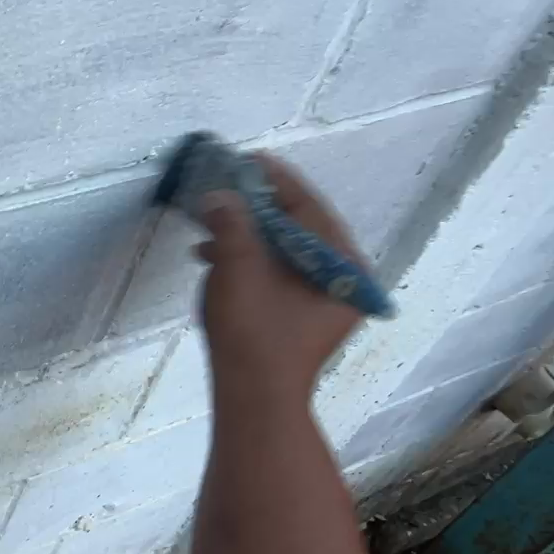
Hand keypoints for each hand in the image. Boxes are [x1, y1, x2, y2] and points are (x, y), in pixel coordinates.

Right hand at [195, 154, 364, 413]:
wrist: (255, 394)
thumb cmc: (254, 330)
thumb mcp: (237, 268)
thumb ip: (230, 224)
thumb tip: (218, 196)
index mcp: (343, 265)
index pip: (309, 207)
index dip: (275, 180)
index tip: (246, 159)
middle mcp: (344, 279)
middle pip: (298, 227)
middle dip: (257, 205)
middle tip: (225, 185)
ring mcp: (324, 299)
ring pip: (285, 249)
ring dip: (247, 231)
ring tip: (210, 222)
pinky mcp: (301, 314)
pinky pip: (277, 270)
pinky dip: (248, 257)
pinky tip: (213, 257)